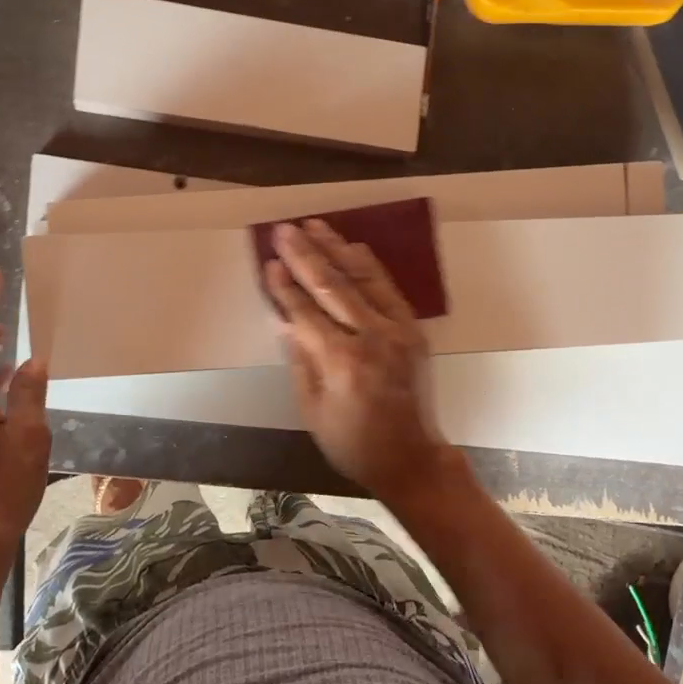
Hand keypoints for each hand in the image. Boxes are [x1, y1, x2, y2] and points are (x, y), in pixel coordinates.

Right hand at [263, 220, 457, 502]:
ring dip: (336, 248)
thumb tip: (285, 320)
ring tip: (314, 225)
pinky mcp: (414, 329)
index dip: (284, 287)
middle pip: (333, 286)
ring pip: (363, 278)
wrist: (411, 458)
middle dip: (305, 255)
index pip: (306, 313)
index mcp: (342, 362)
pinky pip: (387, 288)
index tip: (268, 262)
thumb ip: (300, 360)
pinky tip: (351, 247)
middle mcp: (372, 337)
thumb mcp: (313, 410)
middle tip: (284, 230)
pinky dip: (368, 265)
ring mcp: (398, 330)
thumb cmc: (353, 443)